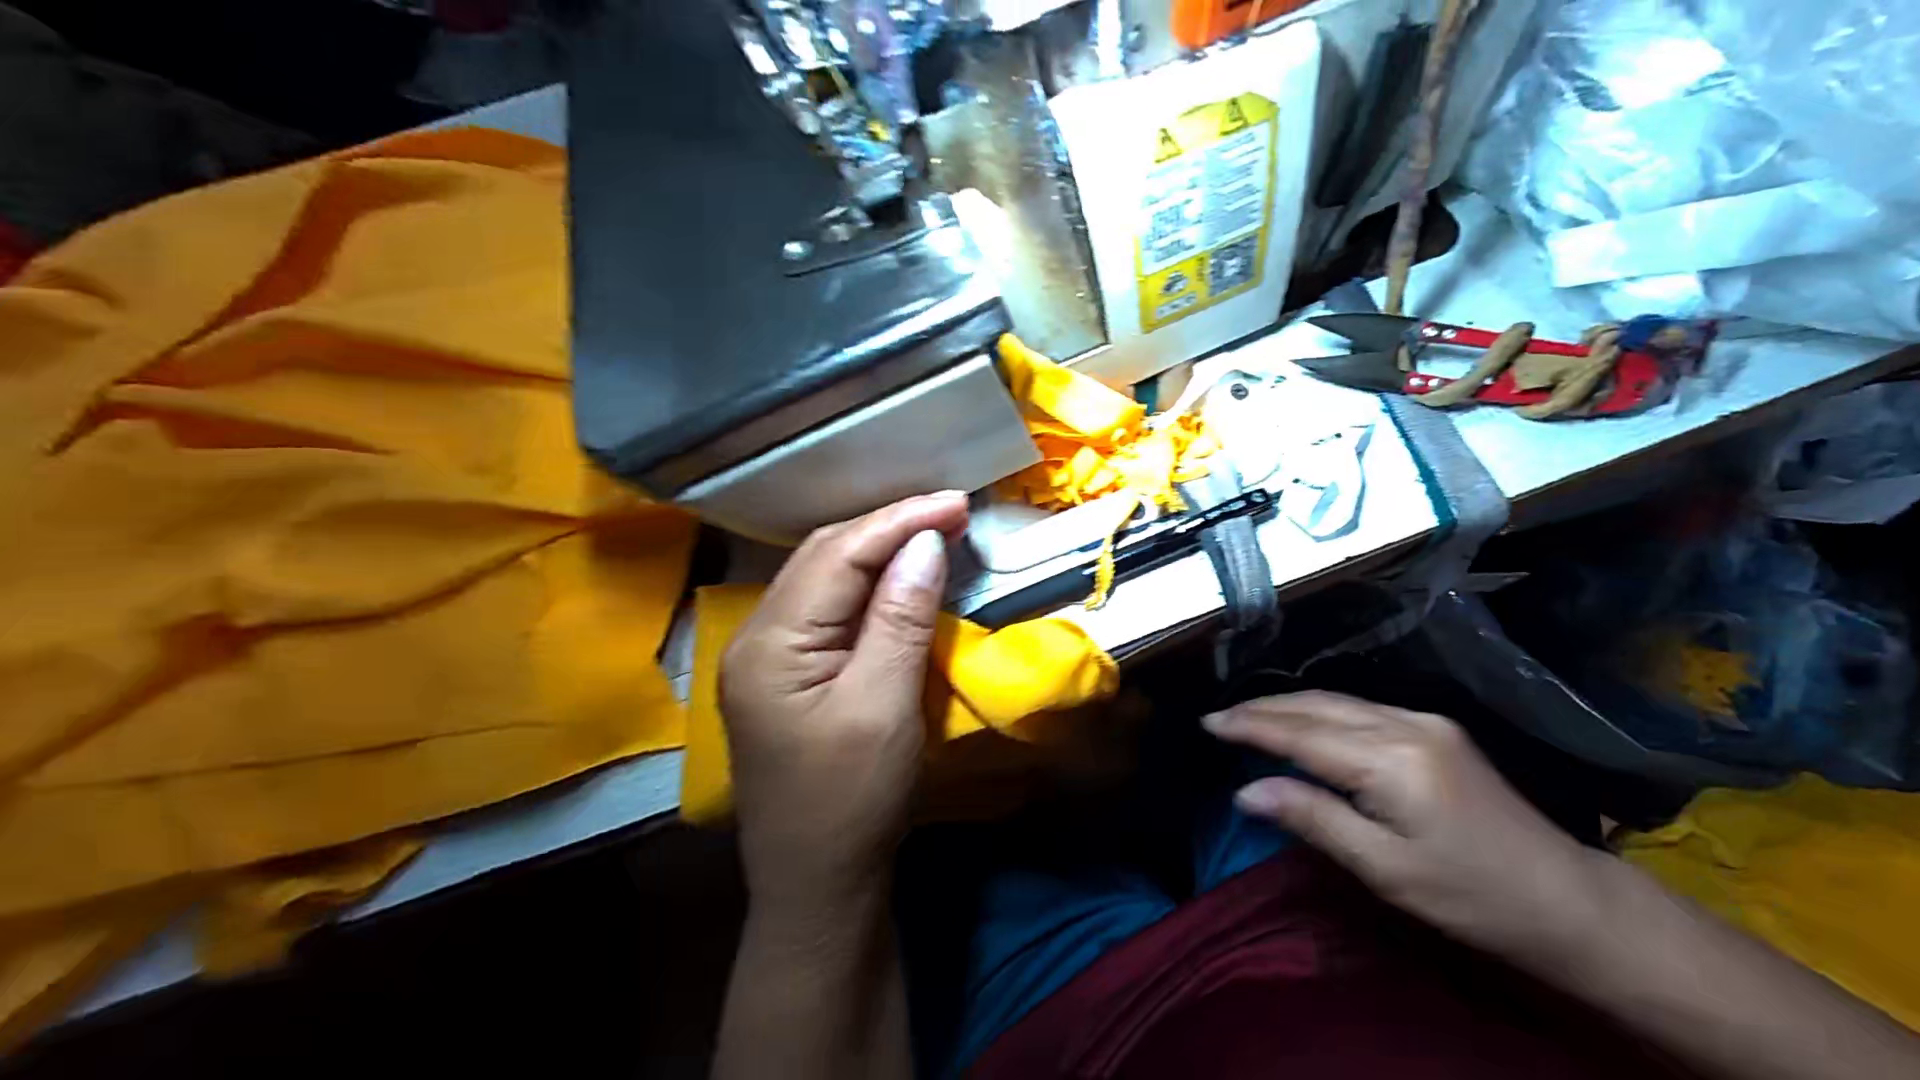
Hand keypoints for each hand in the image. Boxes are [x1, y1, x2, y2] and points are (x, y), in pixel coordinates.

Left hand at [720, 493, 968, 908]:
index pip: (838, 555)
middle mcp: (756, 636)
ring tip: (931, 534)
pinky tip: (897, 578)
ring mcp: (765, 654)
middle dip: (887, 528)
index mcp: (770, 642)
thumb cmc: (851, 801)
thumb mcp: (883, 706)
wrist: (817, 884)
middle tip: (950, 515)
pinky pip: (827, 607)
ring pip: (824, 577)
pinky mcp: (785, 672)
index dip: (899, 521)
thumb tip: (926, 542)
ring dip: (877, 550)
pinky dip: (866, 584)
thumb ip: (900, 617)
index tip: (957, 503)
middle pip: (823, 557)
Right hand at [1204, 691, 1604, 959]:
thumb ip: (1312, 818)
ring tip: (1248, 717)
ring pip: (1337, 700)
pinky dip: (1319, 711)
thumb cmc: (1472, 897)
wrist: (1570, 901)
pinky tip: (1301, 722)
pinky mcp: (1436, 729)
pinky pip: (1360, 708)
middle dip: (1263, 708)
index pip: (1301, 733)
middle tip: (1219, 718)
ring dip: (1288, 706)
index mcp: (1392, 761)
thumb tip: (1246, 791)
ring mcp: (1425, 722)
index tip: (1208, 723)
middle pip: (1317, 705)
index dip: (1250, 727)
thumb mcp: (1384, 869)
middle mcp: (1407, 725)